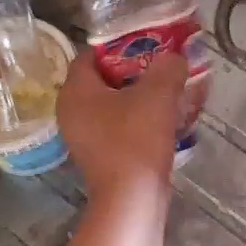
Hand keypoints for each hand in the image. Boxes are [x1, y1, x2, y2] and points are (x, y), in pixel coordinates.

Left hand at [57, 50, 188, 205]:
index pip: (91, 55)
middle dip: (136, 72)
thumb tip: (174, 58)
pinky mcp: (99, 157)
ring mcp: (83, 137)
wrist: (132, 199)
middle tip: (163, 68)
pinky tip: (166, 121)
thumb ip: (167, 67)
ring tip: (171, 94)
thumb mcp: (158, 94)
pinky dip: (139, 120)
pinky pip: (119, 128)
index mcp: (75, 91)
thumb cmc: (137, 140)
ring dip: (141, 98)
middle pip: (104, 80)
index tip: (148, 46)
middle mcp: (71, 112)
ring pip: (114, 106)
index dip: (120, 46)